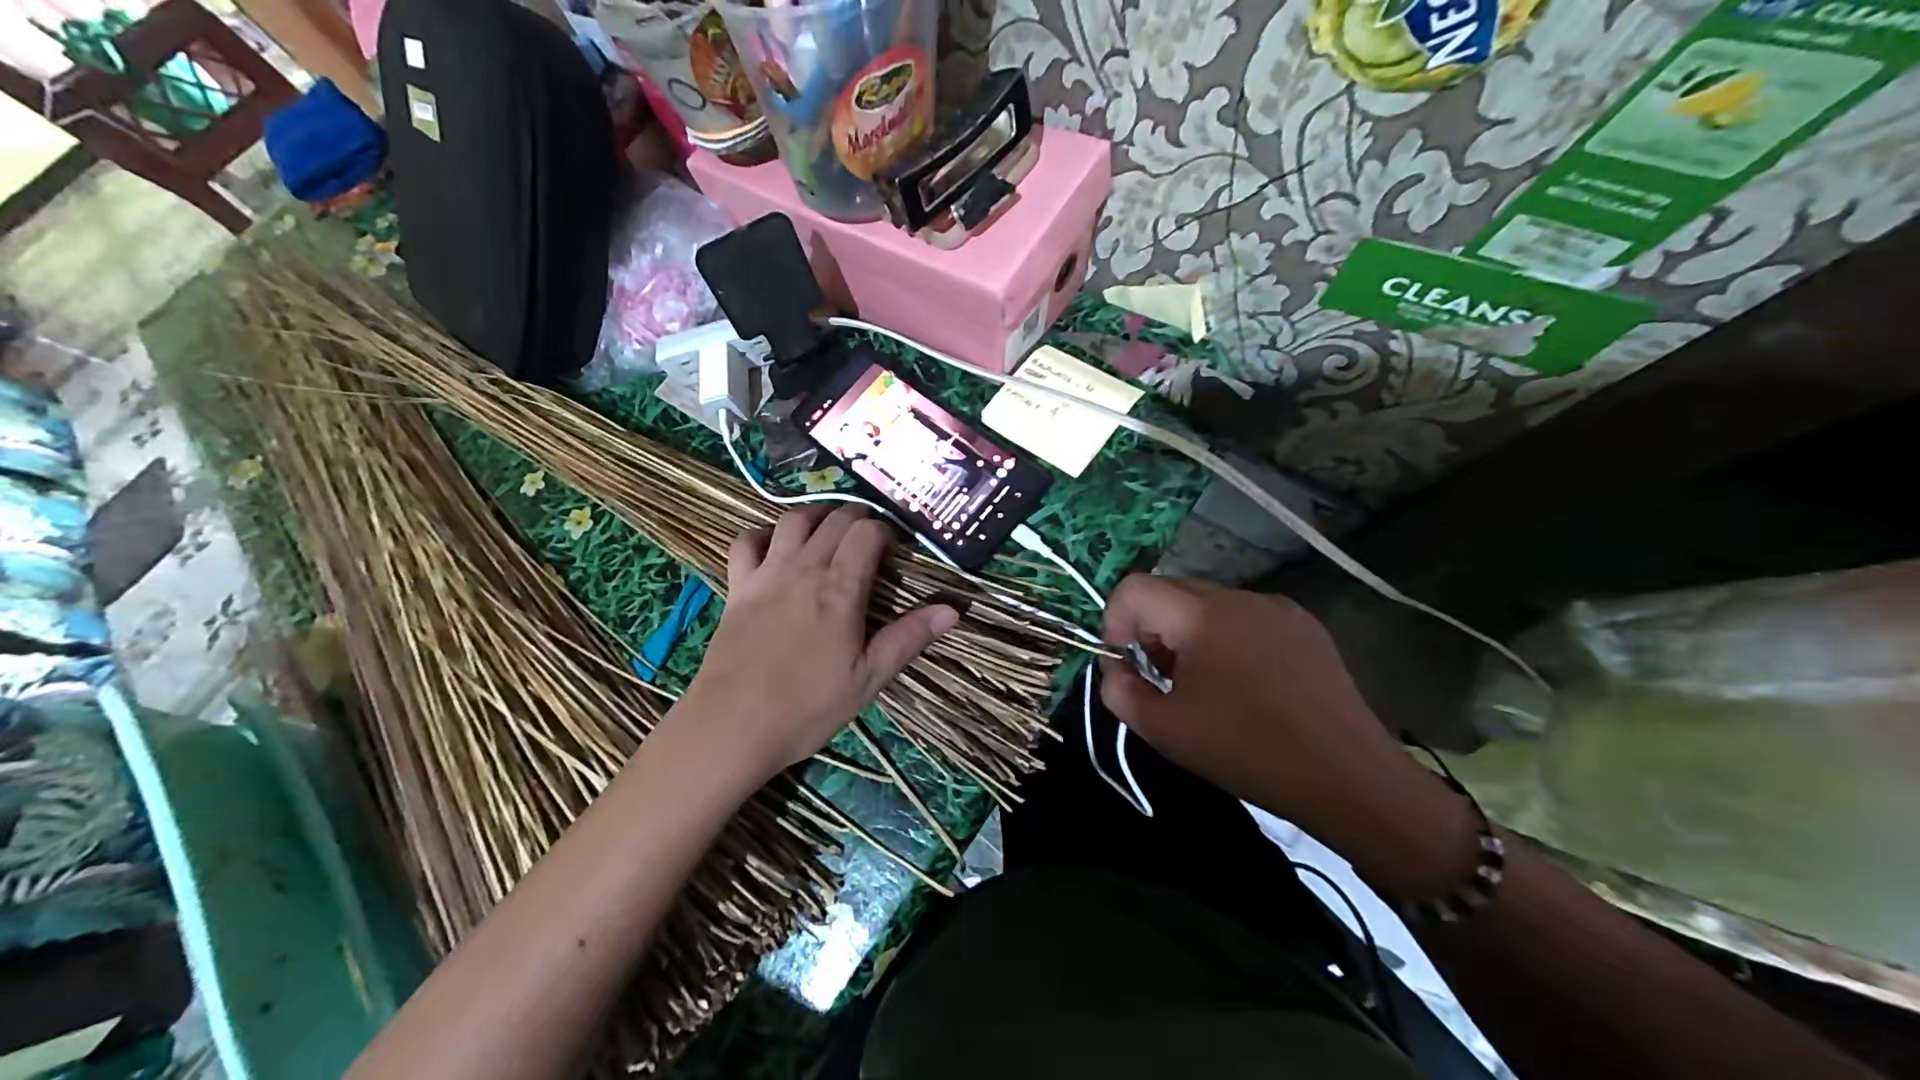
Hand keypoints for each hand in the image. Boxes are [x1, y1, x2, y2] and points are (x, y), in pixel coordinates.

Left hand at [677, 506, 957, 780]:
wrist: (732, 725)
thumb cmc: (807, 707)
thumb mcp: (868, 679)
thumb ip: (908, 638)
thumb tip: (952, 610)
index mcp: (840, 589)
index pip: (866, 533)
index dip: (885, 530)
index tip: (895, 547)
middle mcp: (804, 569)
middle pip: (833, 520)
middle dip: (857, 517)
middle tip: (870, 534)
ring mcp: (766, 574)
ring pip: (792, 520)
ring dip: (816, 515)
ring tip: (830, 527)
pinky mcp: (737, 586)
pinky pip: (746, 541)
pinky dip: (763, 532)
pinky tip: (775, 544)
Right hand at [1097, 575, 1451, 849]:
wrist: (1347, 777)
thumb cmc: (1246, 750)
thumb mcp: (1164, 730)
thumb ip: (1119, 692)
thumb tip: (1117, 671)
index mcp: (1200, 615)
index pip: (1133, 588)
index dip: (1114, 623)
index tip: (1128, 666)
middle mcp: (1239, 597)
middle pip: (1170, 591)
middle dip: (1150, 629)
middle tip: (1162, 679)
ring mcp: (1277, 608)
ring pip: (1209, 604)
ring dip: (1189, 634)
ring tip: (1205, 686)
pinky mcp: (1306, 627)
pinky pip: (1246, 618)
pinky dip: (1227, 639)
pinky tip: (1247, 685)